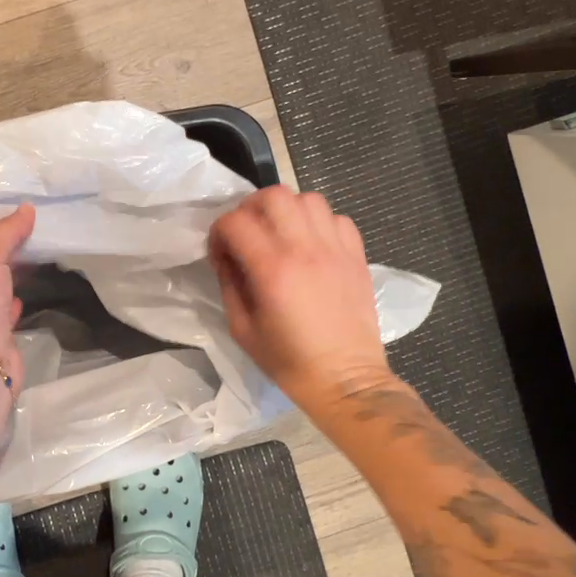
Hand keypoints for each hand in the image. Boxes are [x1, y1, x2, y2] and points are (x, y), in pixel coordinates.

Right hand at [209, 187, 392, 400]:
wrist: (346, 380)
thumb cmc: (289, 361)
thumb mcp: (242, 329)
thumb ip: (229, 284)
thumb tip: (226, 257)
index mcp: (273, 270)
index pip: (235, 221)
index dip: (218, 232)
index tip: (220, 254)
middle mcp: (305, 249)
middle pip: (273, 195)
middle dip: (250, 208)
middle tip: (247, 233)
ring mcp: (335, 249)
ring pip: (307, 198)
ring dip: (286, 210)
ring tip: (280, 234)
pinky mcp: (357, 255)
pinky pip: (336, 218)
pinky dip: (318, 223)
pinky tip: (311, 244)